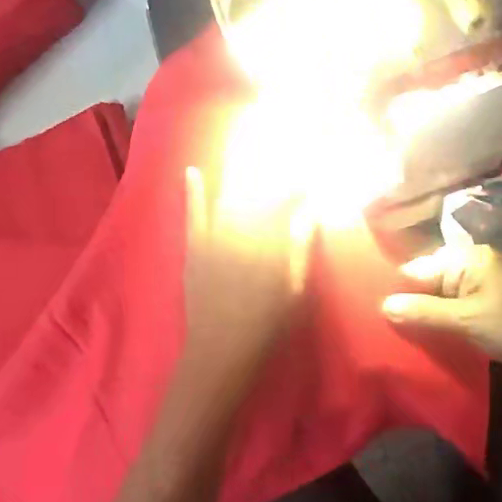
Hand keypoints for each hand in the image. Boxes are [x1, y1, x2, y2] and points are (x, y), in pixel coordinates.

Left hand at [182, 163, 311, 379]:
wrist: (221, 349)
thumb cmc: (267, 325)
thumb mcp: (296, 291)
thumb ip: (302, 250)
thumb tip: (310, 215)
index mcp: (271, 243)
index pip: (284, 202)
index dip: (295, 187)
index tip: (305, 179)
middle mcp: (242, 233)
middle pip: (254, 193)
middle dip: (265, 171)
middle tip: (272, 154)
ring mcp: (214, 239)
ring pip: (227, 199)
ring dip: (235, 175)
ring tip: (242, 152)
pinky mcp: (194, 249)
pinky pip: (193, 214)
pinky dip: (193, 192)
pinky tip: (192, 171)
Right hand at [382, 244, 501, 383]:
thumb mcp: (466, 320)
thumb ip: (423, 312)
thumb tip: (382, 305)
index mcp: (469, 259)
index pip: (418, 268)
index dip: (394, 288)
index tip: (369, 308)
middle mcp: (474, 268)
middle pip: (427, 283)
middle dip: (406, 304)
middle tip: (377, 327)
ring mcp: (482, 290)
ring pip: (440, 301)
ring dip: (423, 318)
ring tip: (392, 336)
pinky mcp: (488, 311)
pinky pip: (454, 314)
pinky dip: (441, 326)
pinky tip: (421, 341)